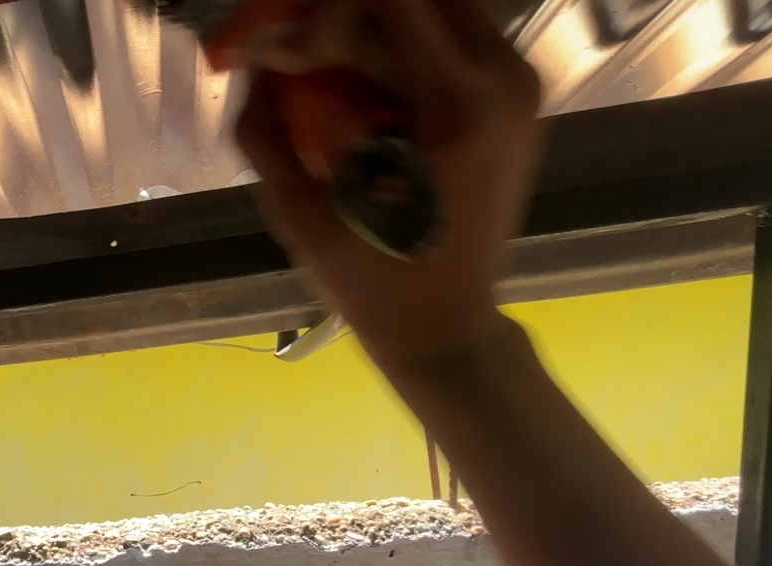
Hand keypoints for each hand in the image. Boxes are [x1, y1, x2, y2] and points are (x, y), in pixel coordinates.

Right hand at [235, 0, 543, 370]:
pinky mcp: (514, 99)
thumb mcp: (303, 218)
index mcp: (457, 104)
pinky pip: (451, 42)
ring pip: (435, 10)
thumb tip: (252, 66)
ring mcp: (518, 82)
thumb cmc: (371, 286)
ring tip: (317, 70)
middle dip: (339, 14)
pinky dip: (398, 50)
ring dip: (369, 28)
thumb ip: (267, 136)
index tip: (268, 49)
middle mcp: (504, 73)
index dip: (313, 12)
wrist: (444, 328)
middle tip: (287, 54)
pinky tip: (359, 90)